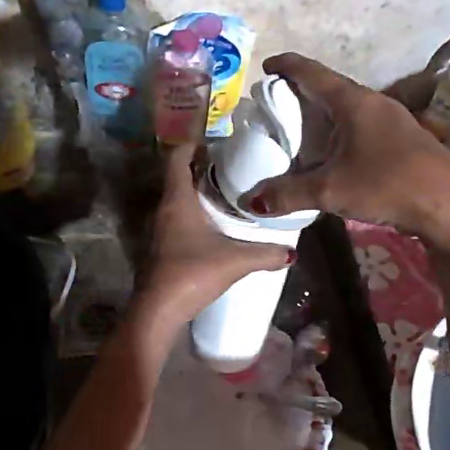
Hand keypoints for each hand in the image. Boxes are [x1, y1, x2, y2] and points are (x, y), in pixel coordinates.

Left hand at [135, 144, 289, 331]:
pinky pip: (178, 222)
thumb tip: (292, 252)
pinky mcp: (162, 251)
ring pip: (178, 202)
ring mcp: (159, 232)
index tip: (214, 137)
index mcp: (176, 201)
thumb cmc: (191, 274)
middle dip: (202, 168)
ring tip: (229, 192)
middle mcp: (164, 211)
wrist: (158, 312)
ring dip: (198, 194)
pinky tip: (216, 227)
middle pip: (179, 178)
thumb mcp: (235, 261)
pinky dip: (195, 216)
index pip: (177, 158)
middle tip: (233, 164)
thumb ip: (265, 253)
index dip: (192, 143)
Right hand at [239, 53, 449, 251]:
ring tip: (302, 133)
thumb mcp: (330, 191)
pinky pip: (363, 126)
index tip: (268, 66)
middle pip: (332, 89)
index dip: (287, 66)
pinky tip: (336, 155)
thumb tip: (251, 201)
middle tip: (278, 107)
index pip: (313, 72)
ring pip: (350, 109)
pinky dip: (342, 132)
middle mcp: (375, 103)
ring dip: (325, 116)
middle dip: (303, 94)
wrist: (449, 205)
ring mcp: (394, 120)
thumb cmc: (387, 185)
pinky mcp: (405, 140)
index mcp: (354, 102)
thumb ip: (288, 194)